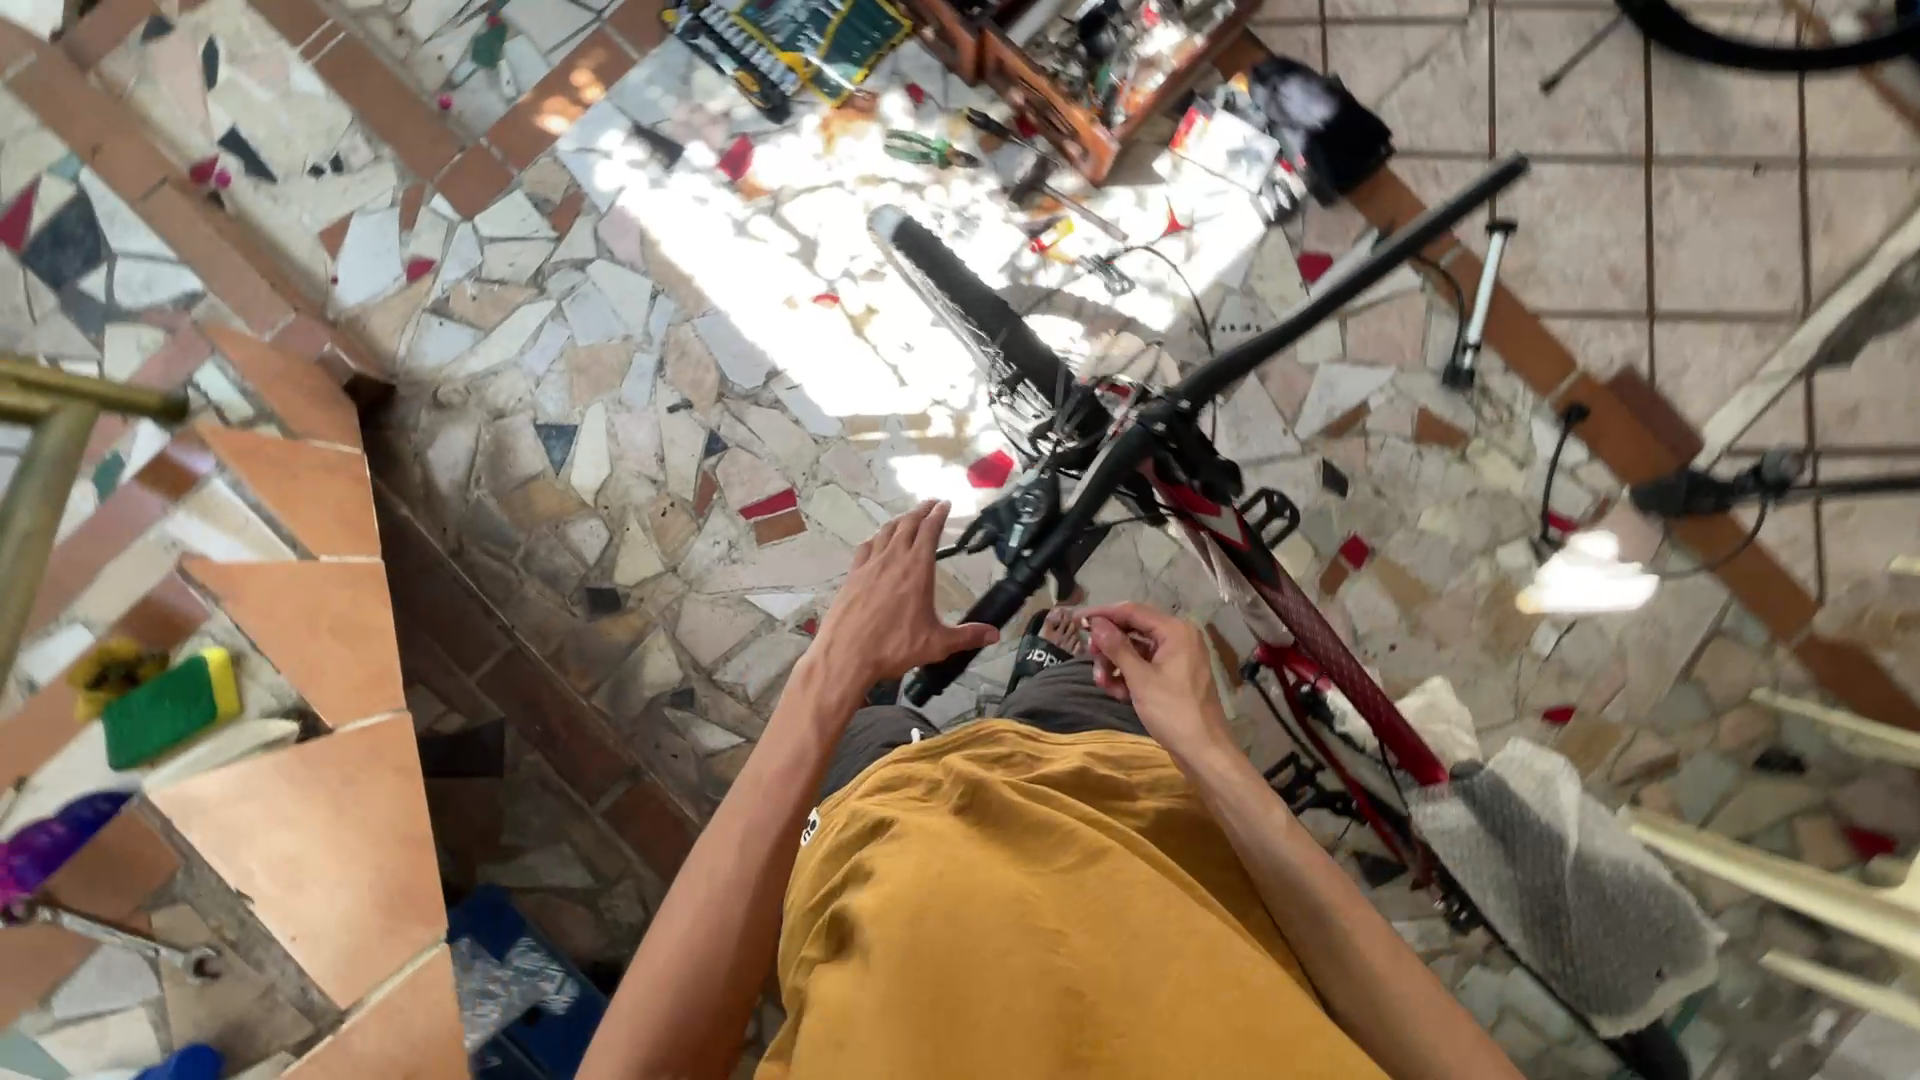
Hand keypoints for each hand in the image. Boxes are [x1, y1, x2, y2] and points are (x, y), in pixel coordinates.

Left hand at [810, 501, 999, 688]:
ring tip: (907, 518)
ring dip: (899, 521)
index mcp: (917, 569)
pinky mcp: (852, 575)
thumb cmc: (894, 647)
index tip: (945, 504)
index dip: (938, 514)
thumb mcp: (937, 644)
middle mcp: (893, 559)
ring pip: (885, 532)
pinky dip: (875, 538)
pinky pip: (865, 548)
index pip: (929, 531)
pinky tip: (876, 541)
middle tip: (930, 503)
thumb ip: (967, 636)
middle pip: (908, 525)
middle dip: (921, 511)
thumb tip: (994, 635)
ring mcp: (870, 565)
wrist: (846, 655)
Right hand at [1080, 602, 1234, 760]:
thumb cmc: (1173, 711)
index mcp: (1175, 631)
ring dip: (1116, 665)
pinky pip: (1145, 666)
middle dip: (1109, 647)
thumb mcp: (1140, 678)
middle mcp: (1178, 637)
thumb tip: (1095, 623)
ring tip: (1104, 684)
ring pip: (1136, 650)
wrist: (1204, 751)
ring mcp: (1177, 657)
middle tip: (1090, 659)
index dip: (1103, 614)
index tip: (1077, 620)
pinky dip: (1129, 676)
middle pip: (1133, 630)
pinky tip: (1119, 694)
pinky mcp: (1174, 676)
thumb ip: (1116, 647)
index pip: (1132, 611)